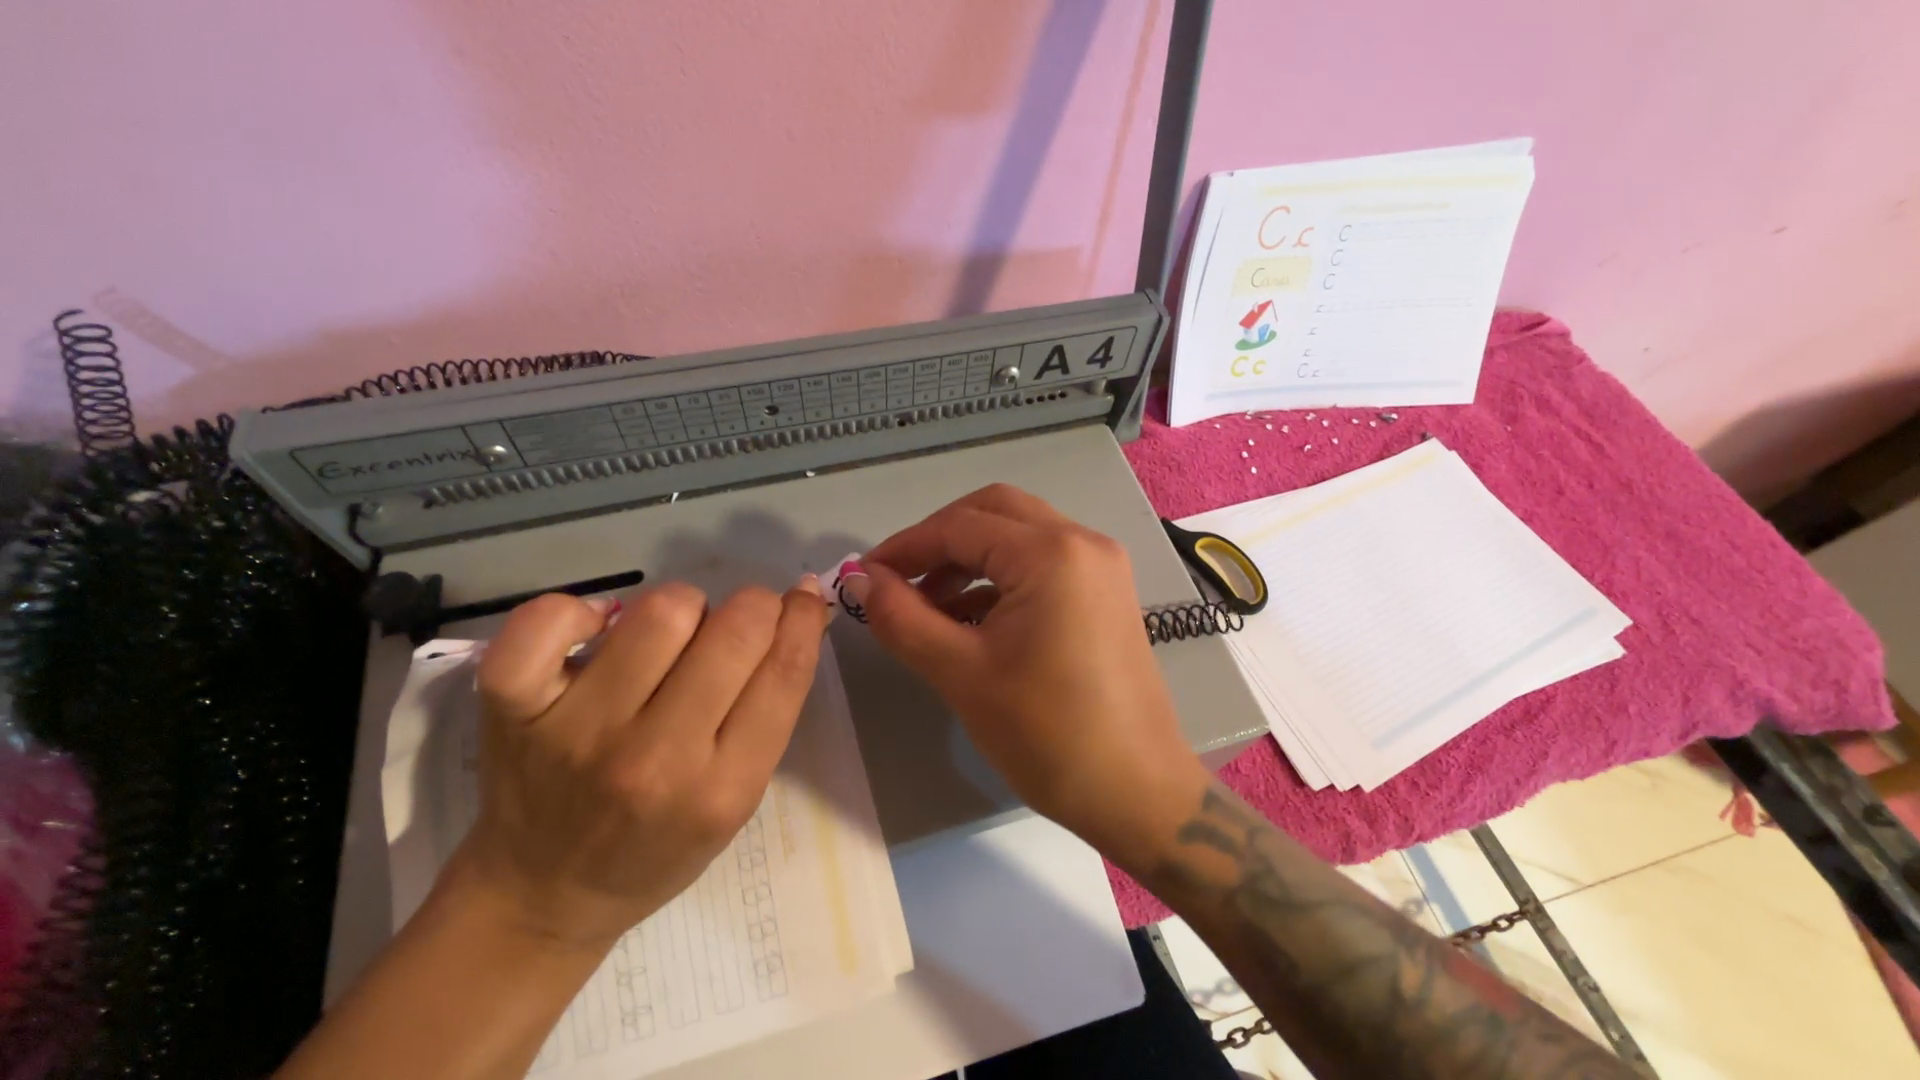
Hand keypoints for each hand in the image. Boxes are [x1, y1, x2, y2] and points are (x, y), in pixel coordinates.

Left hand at [459, 578, 829, 950]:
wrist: (543, 895)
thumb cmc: (657, 850)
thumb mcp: (736, 802)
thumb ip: (768, 713)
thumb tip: (799, 612)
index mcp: (722, 789)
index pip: (784, 672)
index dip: (803, 618)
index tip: (803, 598)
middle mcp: (656, 758)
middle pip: (735, 630)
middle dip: (754, 607)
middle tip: (741, 621)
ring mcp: (580, 730)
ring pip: (661, 612)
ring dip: (683, 607)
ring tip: (674, 634)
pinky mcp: (515, 710)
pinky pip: (546, 624)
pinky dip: (574, 610)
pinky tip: (594, 627)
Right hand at [858, 485, 1209, 864]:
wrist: (1135, 791)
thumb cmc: (1046, 733)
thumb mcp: (961, 673)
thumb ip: (902, 617)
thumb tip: (858, 578)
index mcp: (1050, 553)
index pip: (959, 526)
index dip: (904, 547)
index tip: (863, 577)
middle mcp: (1083, 542)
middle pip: (993, 513)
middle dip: (939, 541)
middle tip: (898, 581)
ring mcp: (1102, 567)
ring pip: (1019, 536)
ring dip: (969, 559)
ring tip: (928, 608)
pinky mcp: (1107, 594)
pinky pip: (1043, 564)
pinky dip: (1001, 578)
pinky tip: (970, 620)